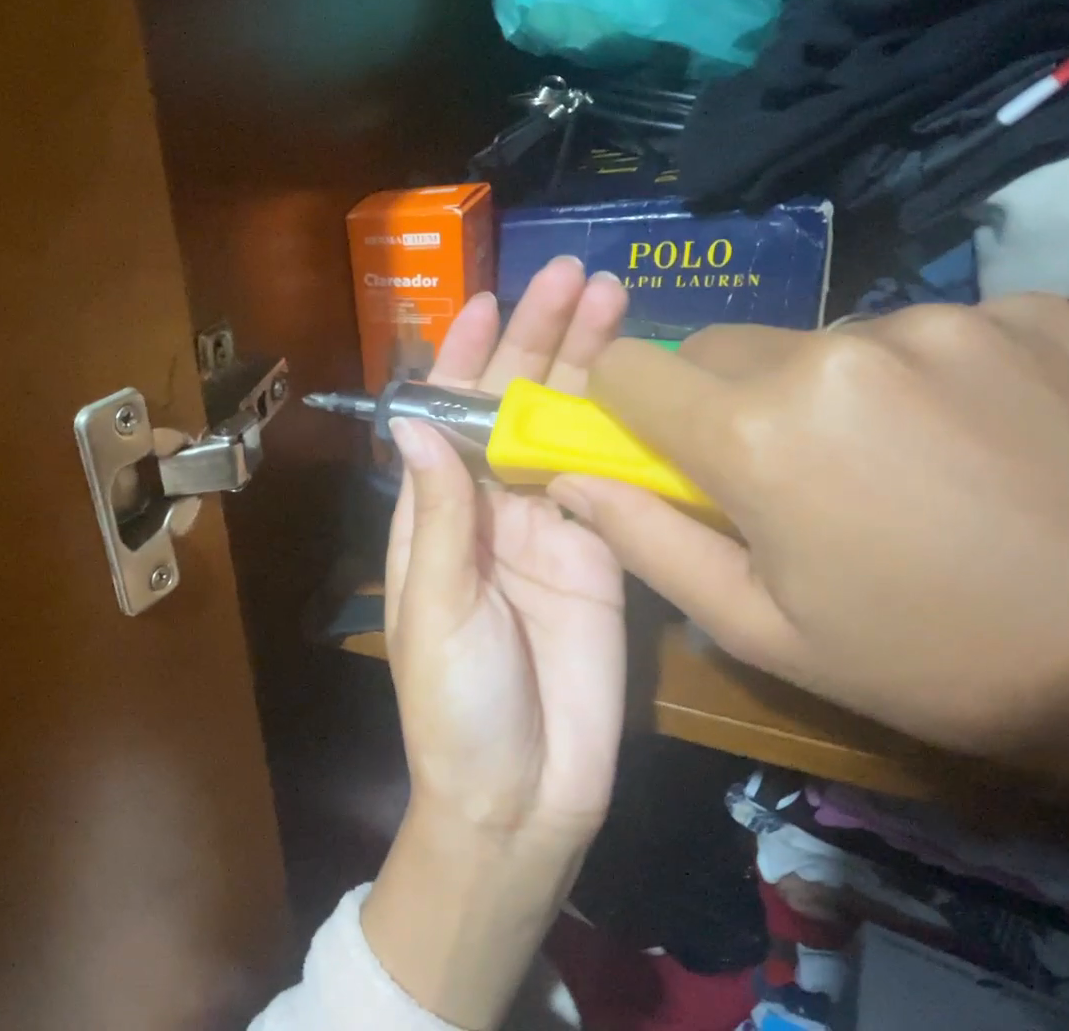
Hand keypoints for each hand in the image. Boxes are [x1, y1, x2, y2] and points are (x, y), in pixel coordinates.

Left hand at [362, 258, 627, 1028]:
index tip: (485, 299)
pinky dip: (634, 436)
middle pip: (515, 409)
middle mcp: (494, 510)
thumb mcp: (438, 606)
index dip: (464, 359)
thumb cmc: (457, 705)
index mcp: (439, 516)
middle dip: (539, 343)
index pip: (449, 418)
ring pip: (570, 433)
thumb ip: (437, 515)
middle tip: (575, 275)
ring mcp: (556, 531)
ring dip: (590, 370)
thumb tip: (413, 421)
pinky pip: (621, 485)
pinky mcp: (610, 562)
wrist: (523, 793)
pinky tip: (655, 384)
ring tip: (615, 300)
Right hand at [549, 296, 1068, 829]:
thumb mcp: (763, 631)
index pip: (625, 366)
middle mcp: (834, 351)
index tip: (652, 450)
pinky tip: (972, 439)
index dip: (620, 406)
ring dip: (816, 392)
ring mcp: (940, 320)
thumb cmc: (940, 661)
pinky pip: (913, 331)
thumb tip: (570, 478)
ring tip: (893, 465)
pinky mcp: (1027, 310)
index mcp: (756, 432)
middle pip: (713, 347)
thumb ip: (648, 542)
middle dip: (716, 402)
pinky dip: (910, 377)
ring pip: (813, 342)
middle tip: (776, 476)